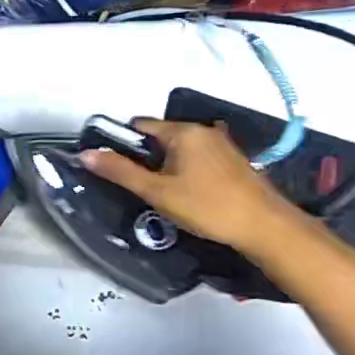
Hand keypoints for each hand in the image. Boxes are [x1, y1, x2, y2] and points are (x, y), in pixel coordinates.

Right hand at [80, 119, 319, 255]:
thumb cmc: (208, 207)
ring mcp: (221, 145)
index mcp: (182, 131)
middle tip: (139, 185)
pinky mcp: (234, 162)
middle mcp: (202, 130)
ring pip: (179, 148)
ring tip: (161, 192)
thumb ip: (120, 171)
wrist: (268, 230)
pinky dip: (185, 169)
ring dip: (166, 165)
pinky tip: (187, 194)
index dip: (122, 143)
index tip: (115, 166)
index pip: (139, 125)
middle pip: (159, 136)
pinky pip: (197, 157)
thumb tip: (85, 154)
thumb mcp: (157, 191)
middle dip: (145, 156)